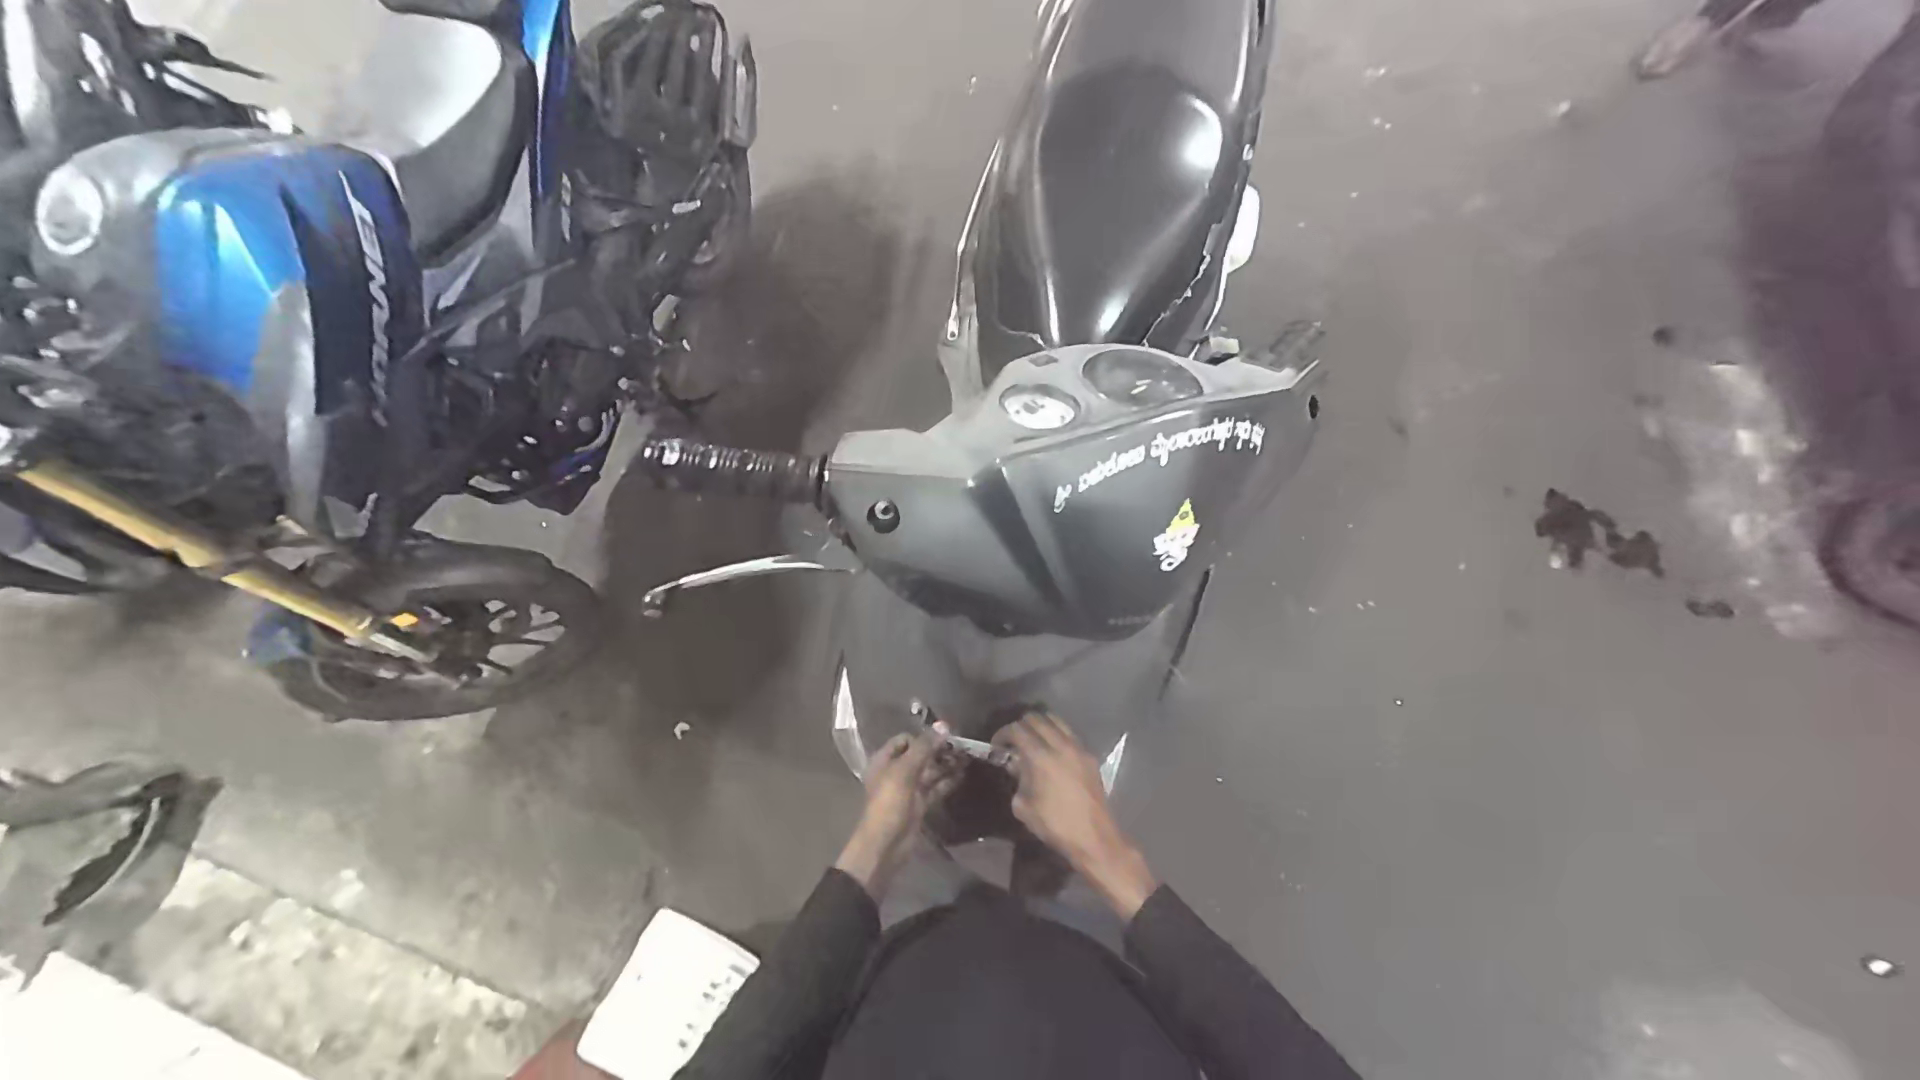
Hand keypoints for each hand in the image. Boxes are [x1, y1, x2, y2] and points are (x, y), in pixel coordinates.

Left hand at [834, 733, 960, 899]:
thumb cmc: (889, 803)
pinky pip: (935, 788)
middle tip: (961, 746)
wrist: (885, 845)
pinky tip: (962, 774)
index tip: (945, 736)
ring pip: (929, 771)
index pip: (905, 739)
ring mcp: (908, 789)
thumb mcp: (905, 770)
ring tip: (967, 758)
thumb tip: (943, 725)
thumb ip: (924, 747)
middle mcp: (896, 771)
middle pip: (920, 754)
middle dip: (939, 750)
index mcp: (884, 760)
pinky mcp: (919, 804)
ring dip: (946, 764)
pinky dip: (947, 781)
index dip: (923, 737)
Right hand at [994, 713, 1159, 919]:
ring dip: (1040, 725)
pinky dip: (1056, 734)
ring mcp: (1078, 748)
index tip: (997, 746)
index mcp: (1041, 758)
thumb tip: (1016, 765)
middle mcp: (1060, 745)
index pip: (1017, 730)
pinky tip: (1052, 751)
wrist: (1094, 838)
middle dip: (1020, 726)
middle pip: (1036, 718)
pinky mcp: (1089, 756)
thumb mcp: (1023, 806)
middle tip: (1013, 742)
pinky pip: (1069, 733)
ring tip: (1032, 741)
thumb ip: (1017, 779)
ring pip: (1055, 720)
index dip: (1002, 734)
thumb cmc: (1055, 826)